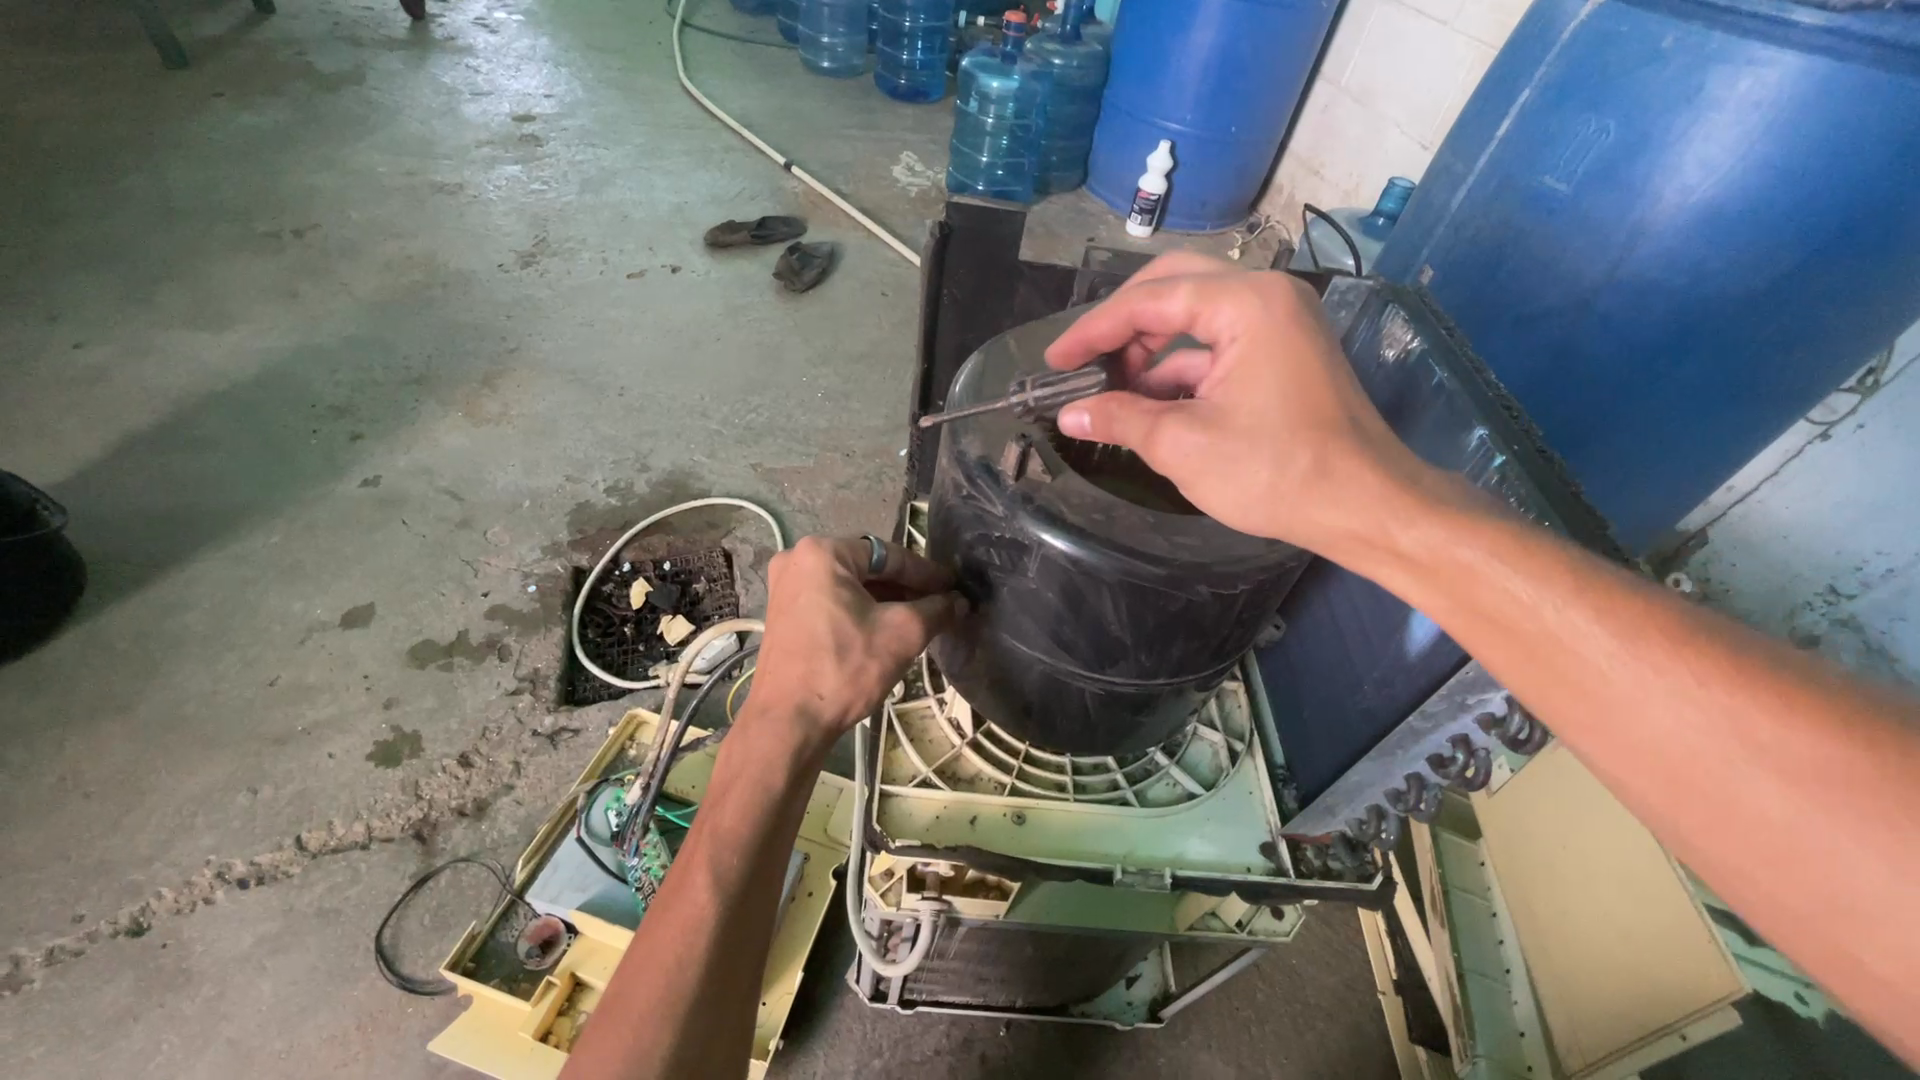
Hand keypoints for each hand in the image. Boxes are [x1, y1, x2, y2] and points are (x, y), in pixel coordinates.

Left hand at [745, 536, 965, 746]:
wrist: (789, 721)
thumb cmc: (845, 667)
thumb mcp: (903, 633)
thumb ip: (937, 609)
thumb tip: (959, 601)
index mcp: (823, 552)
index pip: (890, 555)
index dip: (927, 573)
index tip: (954, 588)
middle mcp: (797, 559)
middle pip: (868, 568)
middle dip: (905, 588)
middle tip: (939, 606)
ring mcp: (785, 588)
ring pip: (849, 587)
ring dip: (885, 602)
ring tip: (919, 621)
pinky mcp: (782, 615)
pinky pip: (831, 602)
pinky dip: (859, 612)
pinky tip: (885, 631)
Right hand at [1047, 252, 1436, 554]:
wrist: (1364, 505)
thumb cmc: (1275, 471)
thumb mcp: (1182, 445)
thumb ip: (1120, 418)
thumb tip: (1070, 413)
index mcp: (1246, 304)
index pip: (1150, 300)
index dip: (1094, 330)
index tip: (1055, 361)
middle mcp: (1267, 296)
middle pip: (1173, 288)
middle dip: (1121, 325)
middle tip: (1083, 361)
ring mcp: (1280, 323)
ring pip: (1195, 317)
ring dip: (1149, 350)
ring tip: (1110, 392)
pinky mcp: (1283, 353)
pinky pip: (1217, 345)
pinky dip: (1179, 370)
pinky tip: (1150, 404)